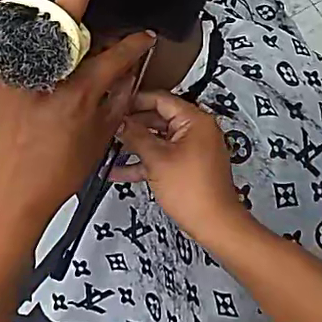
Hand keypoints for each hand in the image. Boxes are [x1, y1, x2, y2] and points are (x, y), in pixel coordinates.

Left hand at [0, 0, 155, 223]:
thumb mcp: (100, 136)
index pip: (114, 55)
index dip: (134, 44)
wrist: (12, 194)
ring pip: (27, 18)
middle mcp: (46, 75)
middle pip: (67, 15)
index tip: (145, 36)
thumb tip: (129, 70)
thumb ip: (117, 98)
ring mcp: (16, 73)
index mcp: (78, 92)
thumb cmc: (59, 172)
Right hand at [114, 92, 248, 240]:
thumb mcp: (157, 159)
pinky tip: (119, 172)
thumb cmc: (193, 190)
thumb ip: (136, 137)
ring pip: (159, 139)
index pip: (161, 99)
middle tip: (108, 128)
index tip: (114, 104)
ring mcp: (194, 148)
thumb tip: (121, 123)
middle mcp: (197, 129)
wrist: (213, 222)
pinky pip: (164, 157)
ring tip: (108, 148)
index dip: (135, 101)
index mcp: (195, 120)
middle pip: (158, 118)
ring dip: (135, 145)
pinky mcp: (189, 165)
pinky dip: (145, 163)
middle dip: (132, 125)